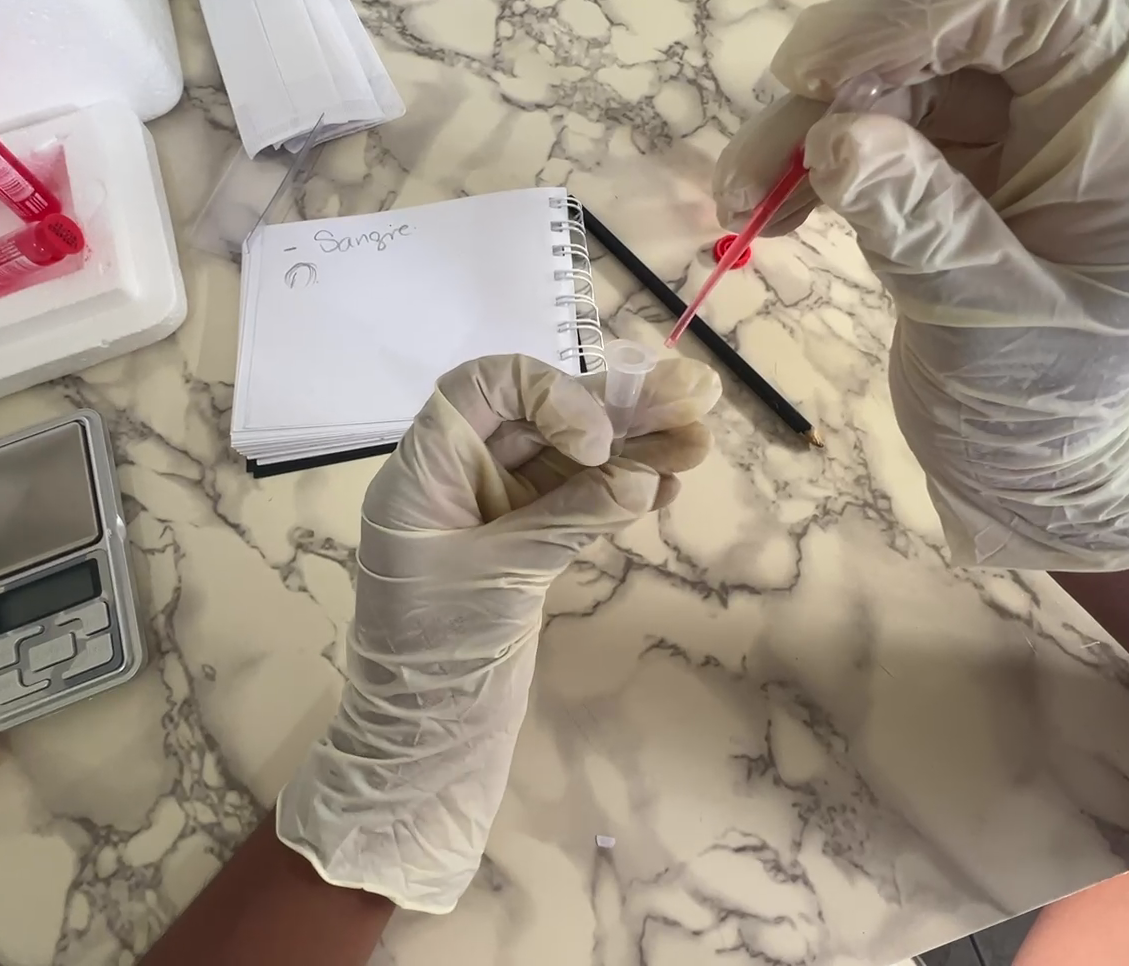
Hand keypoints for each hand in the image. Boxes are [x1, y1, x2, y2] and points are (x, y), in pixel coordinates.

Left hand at [276, 353, 720, 912]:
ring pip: (572, 457)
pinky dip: (623, 492)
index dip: (548, 392)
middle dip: (618, 407)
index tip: (596, 440)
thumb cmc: (437, 656)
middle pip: (544, 415)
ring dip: (636, 446)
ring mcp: (499, 507)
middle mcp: (465, 473)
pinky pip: (579, 500)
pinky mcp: (528, 541)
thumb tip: (647, 477)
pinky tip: (669, 484)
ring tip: (700, 439)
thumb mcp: (501, 575)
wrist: (427, 741)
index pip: (486, 386)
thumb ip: (571, 517)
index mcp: (429, 468)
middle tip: (693, 394)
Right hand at [715, 0, 1128, 569]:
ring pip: (896, 96)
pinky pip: (876, 145)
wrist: (1017, 464)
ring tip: (736, 198)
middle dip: (841, 90)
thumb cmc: (1023, 409)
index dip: (932, 19)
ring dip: (806, 136)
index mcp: (1119, 149)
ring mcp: (1005, 155)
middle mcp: (1067, 130)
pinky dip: (815, 170)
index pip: (1046, 16)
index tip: (822, 73)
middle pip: (950, 51)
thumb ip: (916, 222)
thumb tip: (832, 137)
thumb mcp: (975, 317)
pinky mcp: (952, 184)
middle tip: (756, 153)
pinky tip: (770, 213)